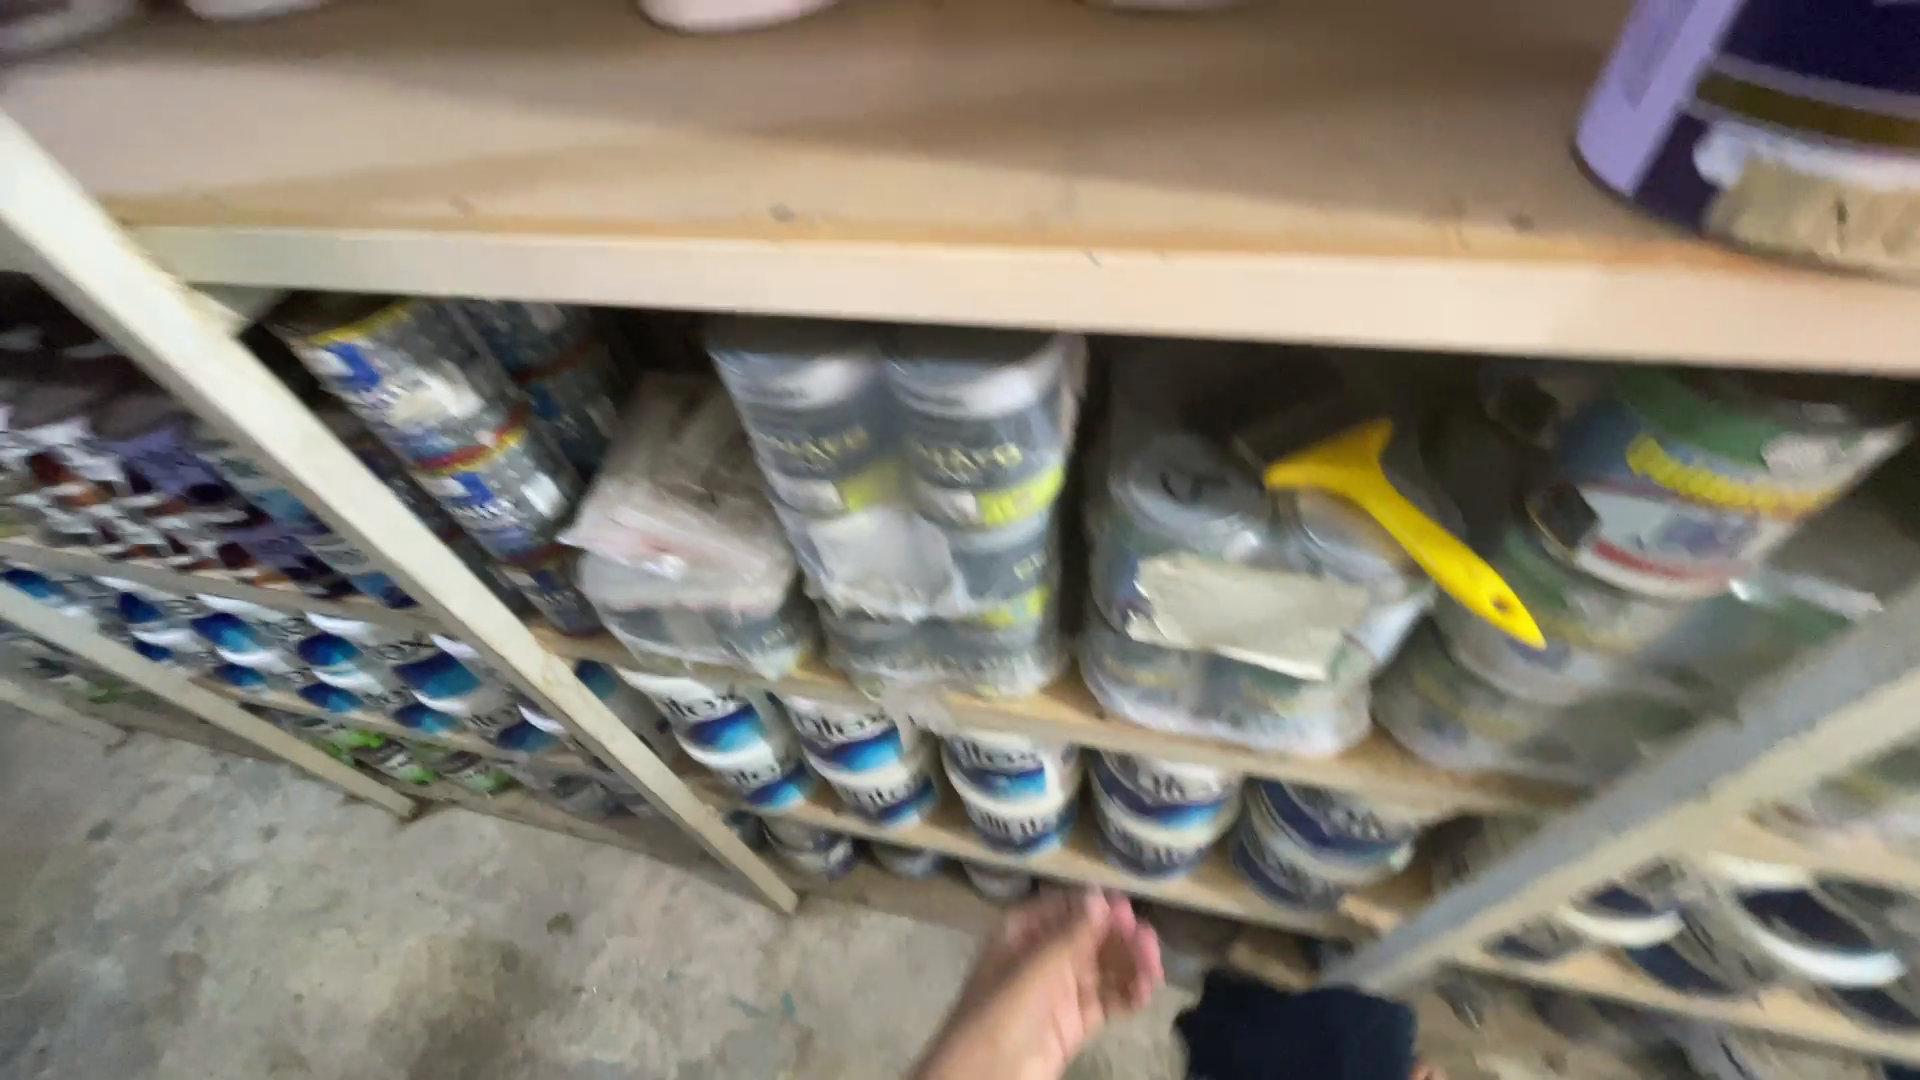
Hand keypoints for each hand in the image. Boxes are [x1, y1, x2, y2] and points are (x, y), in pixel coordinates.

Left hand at [915, 889, 1163, 1079]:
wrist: (984, 1079)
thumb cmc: (1001, 1013)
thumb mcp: (1033, 968)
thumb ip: (1069, 935)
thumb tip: (1100, 897)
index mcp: (1020, 932)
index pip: (1062, 909)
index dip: (1093, 907)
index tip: (1125, 908)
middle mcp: (1039, 957)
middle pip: (1086, 939)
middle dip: (1117, 937)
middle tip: (1148, 939)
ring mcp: (1057, 991)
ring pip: (1100, 970)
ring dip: (1128, 965)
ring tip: (1154, 966)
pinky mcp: (1071, 1024)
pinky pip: (1103, 1001)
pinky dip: (1126, 994)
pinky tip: (1146, 990)